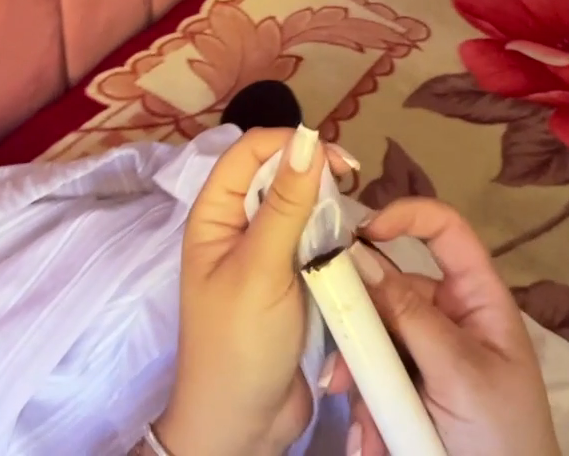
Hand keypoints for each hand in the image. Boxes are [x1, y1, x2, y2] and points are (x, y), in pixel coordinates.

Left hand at [154, 127, 350, 455]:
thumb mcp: (262, 270)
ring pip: (298, 205)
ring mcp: (263, 252)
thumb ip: (286, 205)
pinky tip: (351, 240)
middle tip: (353, 182)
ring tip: (353, 214)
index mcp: (214, 215)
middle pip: (275, 173)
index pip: (249, 152)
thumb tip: (308, 141)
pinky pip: (310, 238)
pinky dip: (331, 234)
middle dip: (312, 170)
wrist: (242, 427)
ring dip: (325, 203)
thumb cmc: (239, 344)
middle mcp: (236, 225)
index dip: (290, 143)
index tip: (337, 159)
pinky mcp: (287, 277)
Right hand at [328, 199, 556, 455]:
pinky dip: (363, 408)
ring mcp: (422, 352)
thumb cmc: (503, 437)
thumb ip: (411, 318)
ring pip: (371, 336)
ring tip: (364, 427)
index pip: (445, 231)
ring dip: (359, 376)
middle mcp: (445, 315)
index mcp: (476, 297)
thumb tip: (360, 260)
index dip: (407, 216)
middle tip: (338, 360)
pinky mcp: (404, 389)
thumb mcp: (462, 375)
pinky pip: (369, 378)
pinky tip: (369, 442)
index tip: (361, 232)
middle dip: (361, 323)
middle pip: (391, 287)